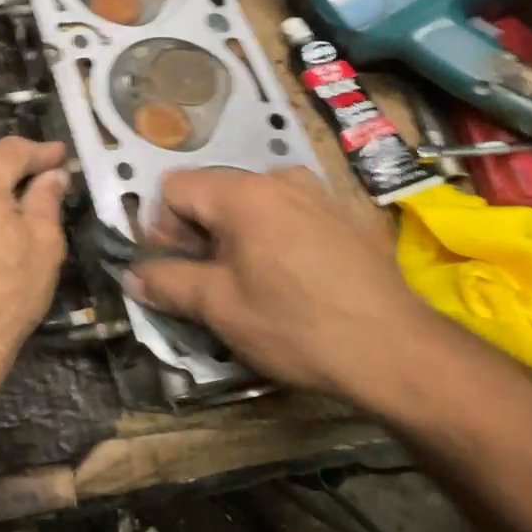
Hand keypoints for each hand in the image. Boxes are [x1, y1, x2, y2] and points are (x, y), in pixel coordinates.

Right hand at [126, 166, 445, 401]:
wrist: (399, 352)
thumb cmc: (298, 327)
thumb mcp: (220, 309)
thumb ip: (167, 284)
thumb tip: (131, 275)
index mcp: (243, 193)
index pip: (174, 189)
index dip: (162, 230)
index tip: (178, 271)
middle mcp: (278, 178)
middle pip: (212, 192)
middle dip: (198, 234)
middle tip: (210, 283)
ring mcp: (316, 193)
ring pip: (250, 204)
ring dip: (235, 236)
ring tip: (250, 283)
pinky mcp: (343, 215)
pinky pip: (286, 214)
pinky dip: (271, 237)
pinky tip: (290, 280)